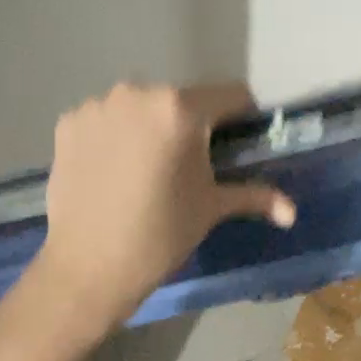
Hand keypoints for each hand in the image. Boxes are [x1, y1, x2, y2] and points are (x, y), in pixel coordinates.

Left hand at [37, 81, 295, 321]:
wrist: (89, 267)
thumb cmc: (160, 237)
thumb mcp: (210, 210)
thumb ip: (252, 197)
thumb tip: (291, 212)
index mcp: (180, 109)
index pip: (229, 95)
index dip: (241, 118)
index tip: (239, 142)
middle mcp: (137, 93)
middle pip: (179, 101)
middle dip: (189, 128)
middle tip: (188, 169)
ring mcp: (97, 106)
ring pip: (138, 109)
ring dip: (149, 130)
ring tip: (145, 174)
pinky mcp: (68, 123)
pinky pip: (104, 122)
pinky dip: (114, 139)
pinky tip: (112, 175)